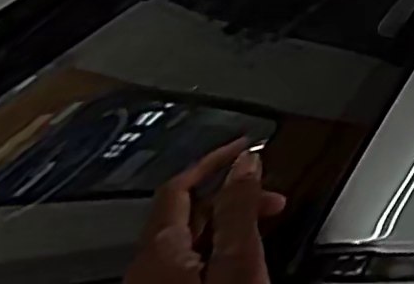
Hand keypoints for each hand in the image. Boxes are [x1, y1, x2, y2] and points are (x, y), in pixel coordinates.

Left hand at [123, 140, 286, 283]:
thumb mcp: (238, 261)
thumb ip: (240, 207)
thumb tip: (246, 161)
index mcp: (159, 250)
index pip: (180, 183)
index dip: (215, 158)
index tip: (246, 145)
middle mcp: (144, 268)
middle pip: (187, 211)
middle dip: (232, 193)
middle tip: (269, 194)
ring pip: (188, 237)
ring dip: (228, 220)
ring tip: (262, 224)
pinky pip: (186, 261)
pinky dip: (216, 246)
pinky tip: (239, 255)